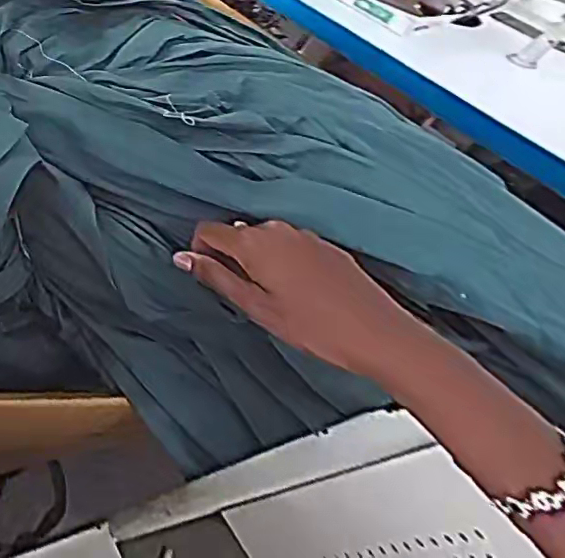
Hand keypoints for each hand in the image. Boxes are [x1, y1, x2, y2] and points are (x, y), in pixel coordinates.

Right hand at [176, 221, 441, 379]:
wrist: (381, 334)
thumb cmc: (316, 327)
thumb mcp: (257, 307)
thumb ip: (216, 277)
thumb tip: (183, 257)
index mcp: (253, 242)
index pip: (208, 230)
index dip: (200, 250)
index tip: (206, 274)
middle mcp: (275, 229)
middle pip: (236, 233)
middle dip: (230, 256)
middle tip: (242, 292)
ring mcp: (303, 234)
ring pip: (263, 238)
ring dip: (258, 258)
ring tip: (273, 294)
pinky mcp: (325, 244)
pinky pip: (289, 244)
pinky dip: (283, 260)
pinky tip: (300, 290)